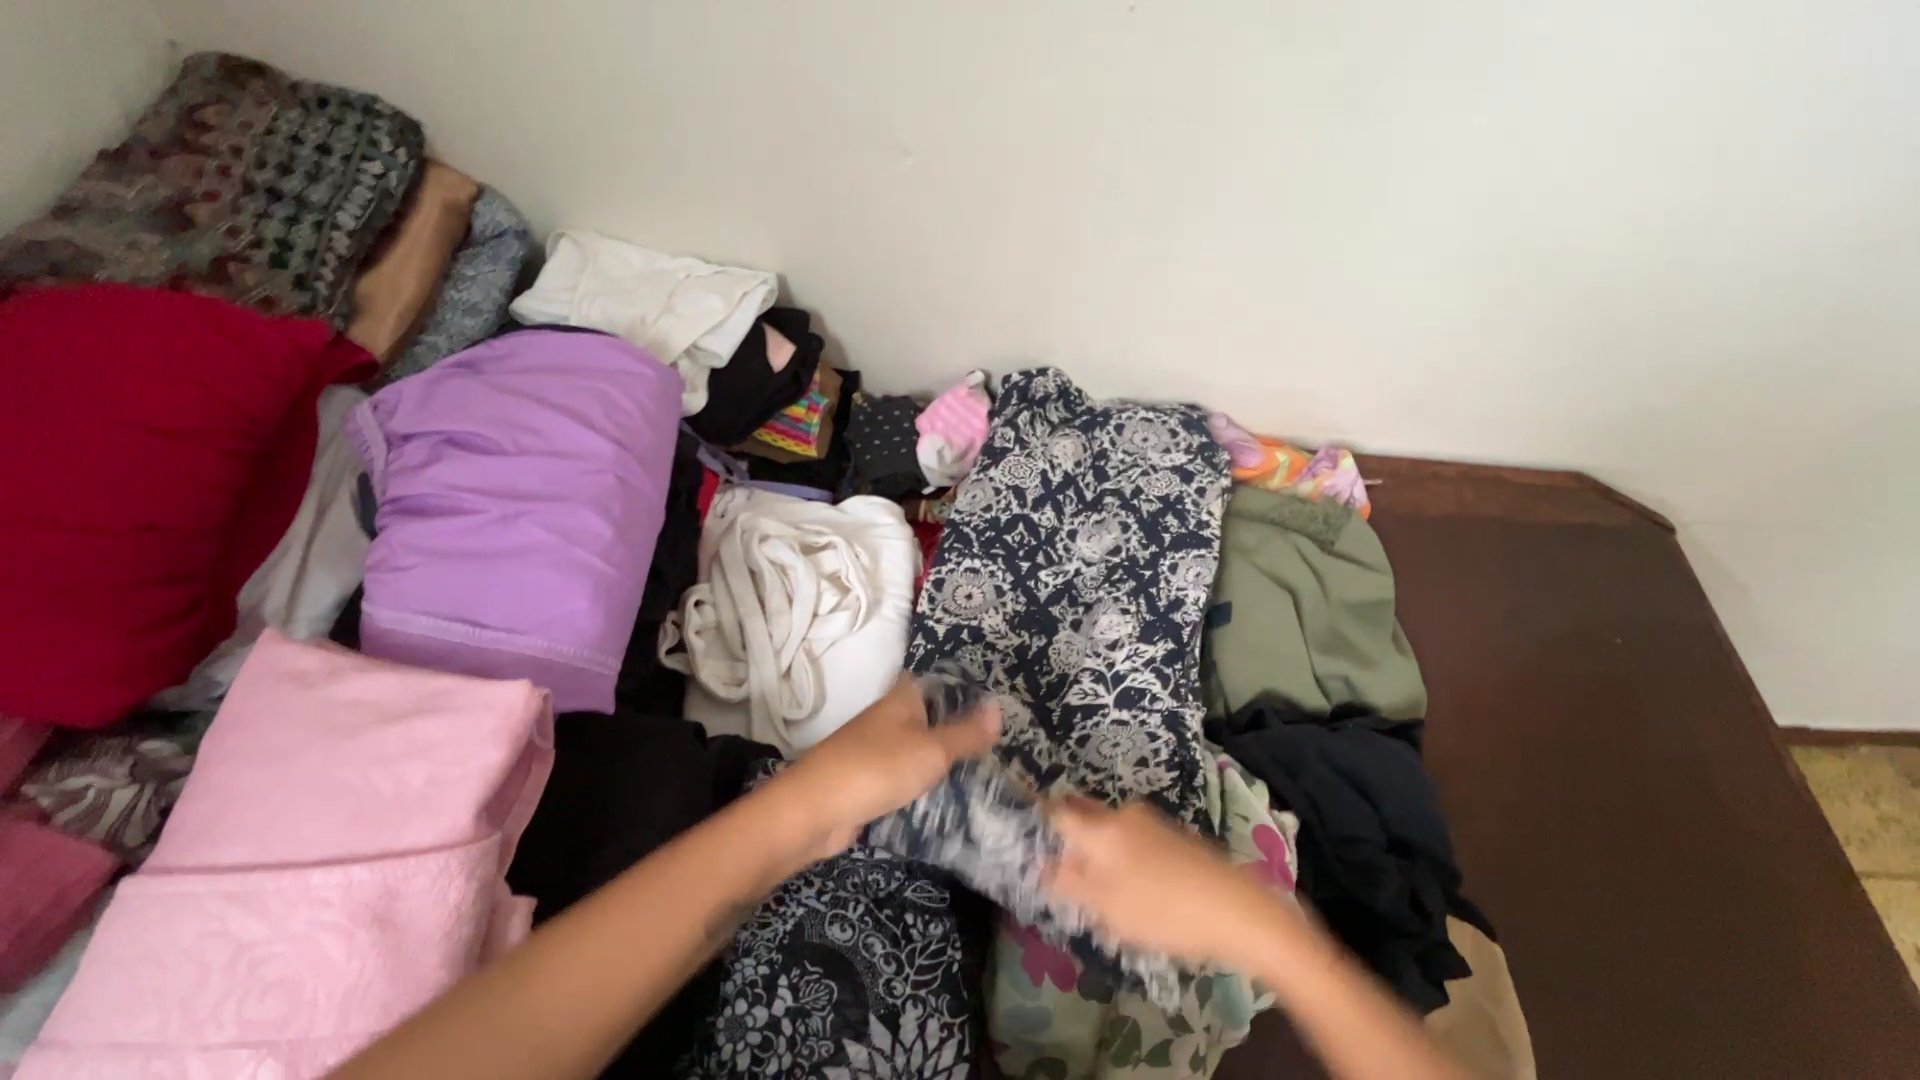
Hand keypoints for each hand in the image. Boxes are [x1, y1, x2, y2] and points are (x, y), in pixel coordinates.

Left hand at [776, 673, 1000, 858]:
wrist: (816, 810)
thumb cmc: (878, 768)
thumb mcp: (932, 750)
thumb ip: (966, 733)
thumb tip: (998, 707)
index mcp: (901, 700)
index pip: (935, 683)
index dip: (961, 693)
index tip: (992, 712)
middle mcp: (887, 719)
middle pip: (927, 718)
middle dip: (956, 731)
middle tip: (996, 749)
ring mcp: (874, 751)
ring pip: (916, 749)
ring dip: (939, 760)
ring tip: (979, 774)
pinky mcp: (867, 782)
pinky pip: (903, 777)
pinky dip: (921, 784)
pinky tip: (943, 797)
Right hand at [1046, 798, 1299, 969]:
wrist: (1238, 910)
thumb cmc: (1164, 911)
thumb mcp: (1107, 908)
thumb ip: (1069, 883)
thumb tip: (1041, 864)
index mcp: (1101, 828)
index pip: (1056, 811)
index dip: (1038, 822)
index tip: (1029, 842)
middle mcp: (1123, 813)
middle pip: (1083, 813)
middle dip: (1067, 834)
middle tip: (1060, 867)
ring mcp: (1152, 821)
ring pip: (1108, 827)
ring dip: (1096, 847)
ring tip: (1097, 887)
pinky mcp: (1174, 835)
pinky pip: (1132, 837)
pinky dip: (1122, 853)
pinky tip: (1134, 886)